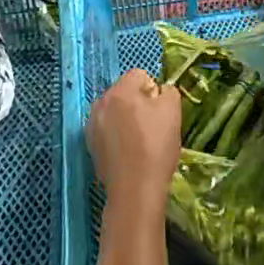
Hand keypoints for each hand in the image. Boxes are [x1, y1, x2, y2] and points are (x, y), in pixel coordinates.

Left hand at [88, 70, 182, 206]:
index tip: (160, 111)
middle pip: (124, 92)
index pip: (140, 75)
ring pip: (115, 110)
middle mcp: (100, 103)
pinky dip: (117, 134)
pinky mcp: (90, 144)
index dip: (154, 90)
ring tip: (139, 140)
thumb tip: (159, 91)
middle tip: (152, 125)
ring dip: (126, 118)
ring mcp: (92, 124)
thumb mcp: (173, 111)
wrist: (135, 189)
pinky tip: (128, 152)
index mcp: (120, 91)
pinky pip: (107, 129)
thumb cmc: (156, 146)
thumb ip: (168, 91)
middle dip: (138, 103)